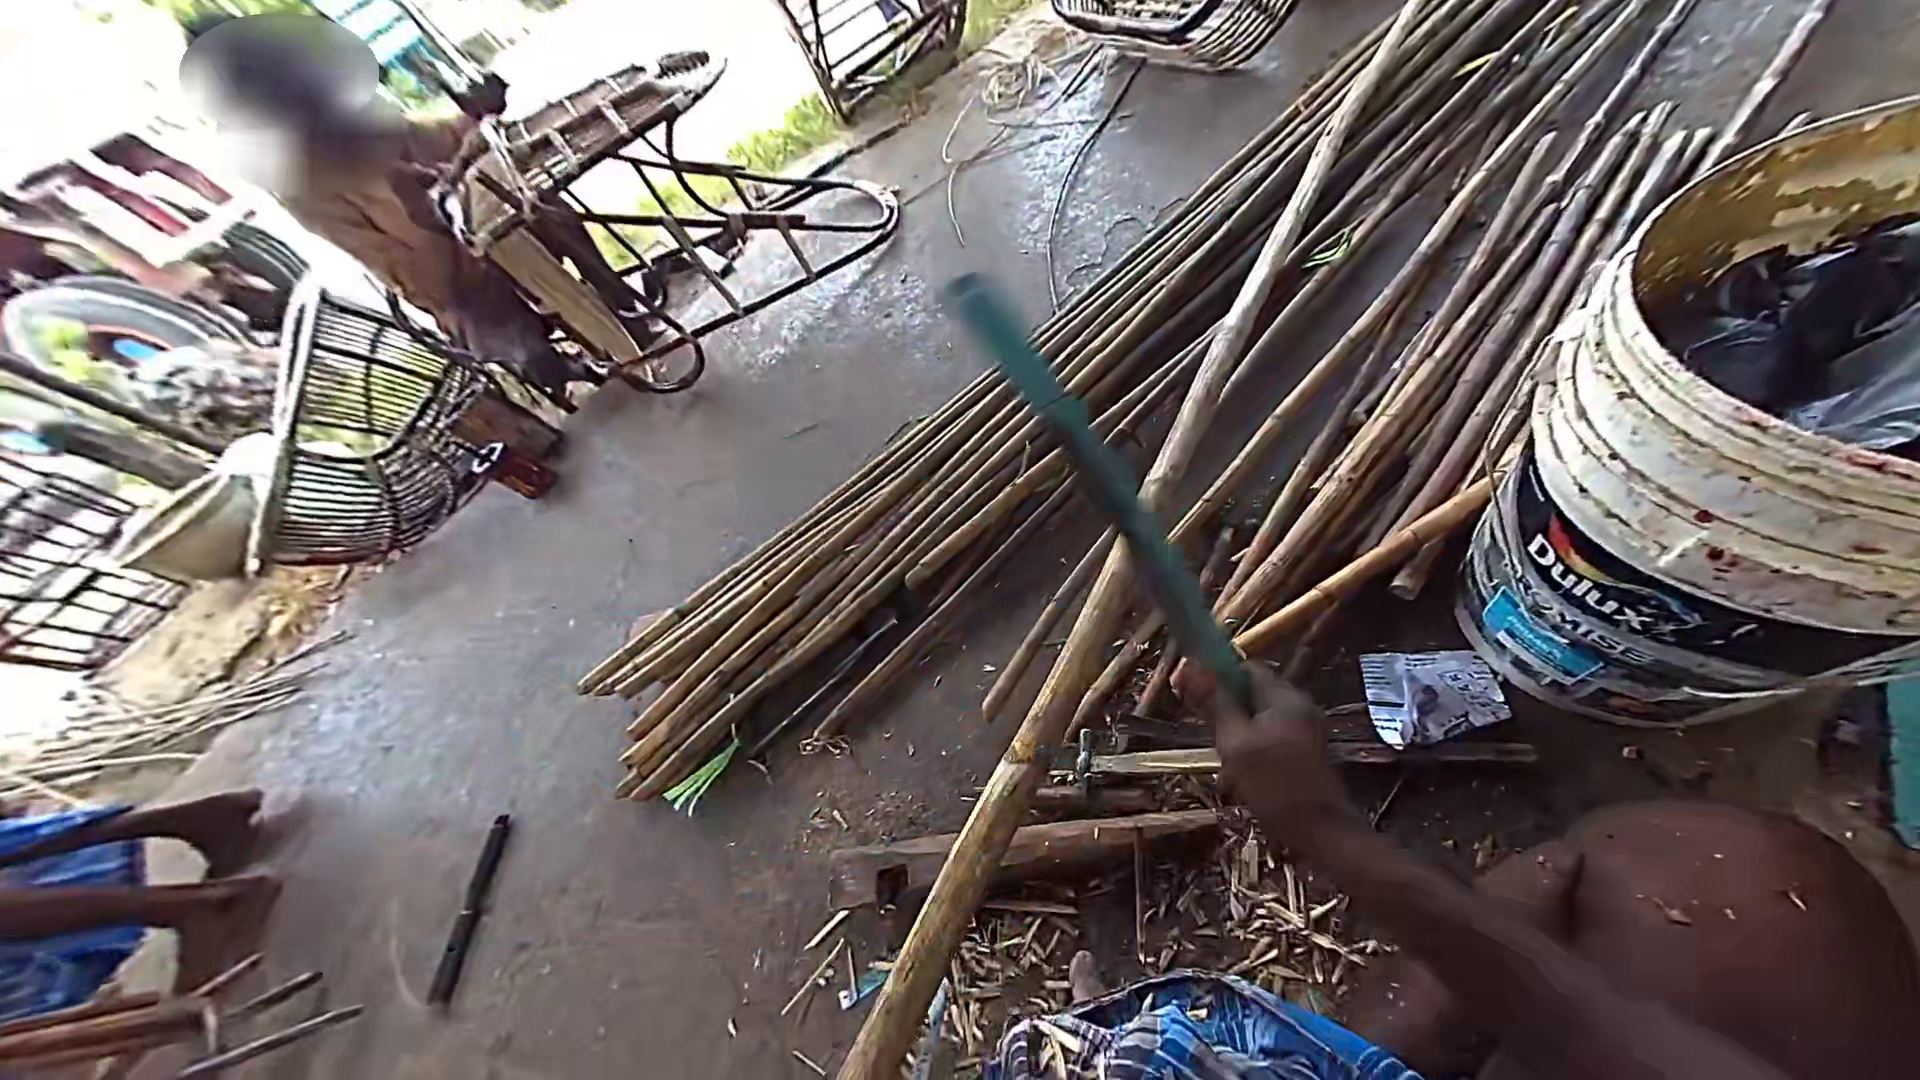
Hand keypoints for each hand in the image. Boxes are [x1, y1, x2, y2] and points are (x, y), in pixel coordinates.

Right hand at [1183, 663, 1348, 836]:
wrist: (1321, 834)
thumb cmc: (1273, 785)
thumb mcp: (1234, 741)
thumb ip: (1215, 703)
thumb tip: (1192, 670)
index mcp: (1285, 697)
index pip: (1246, 668)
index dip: (1218, 674)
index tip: (1195, 692)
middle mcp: (1300, 706)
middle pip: (1253, 690)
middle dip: (1226, 703)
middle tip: (1206, 725)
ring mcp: (1307, 728)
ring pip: (1260, 713)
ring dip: (1237, 725)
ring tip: (1224, 751)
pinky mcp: (1307, 749)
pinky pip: (1272, 730)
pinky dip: (1253, 739)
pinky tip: (1241, 764)